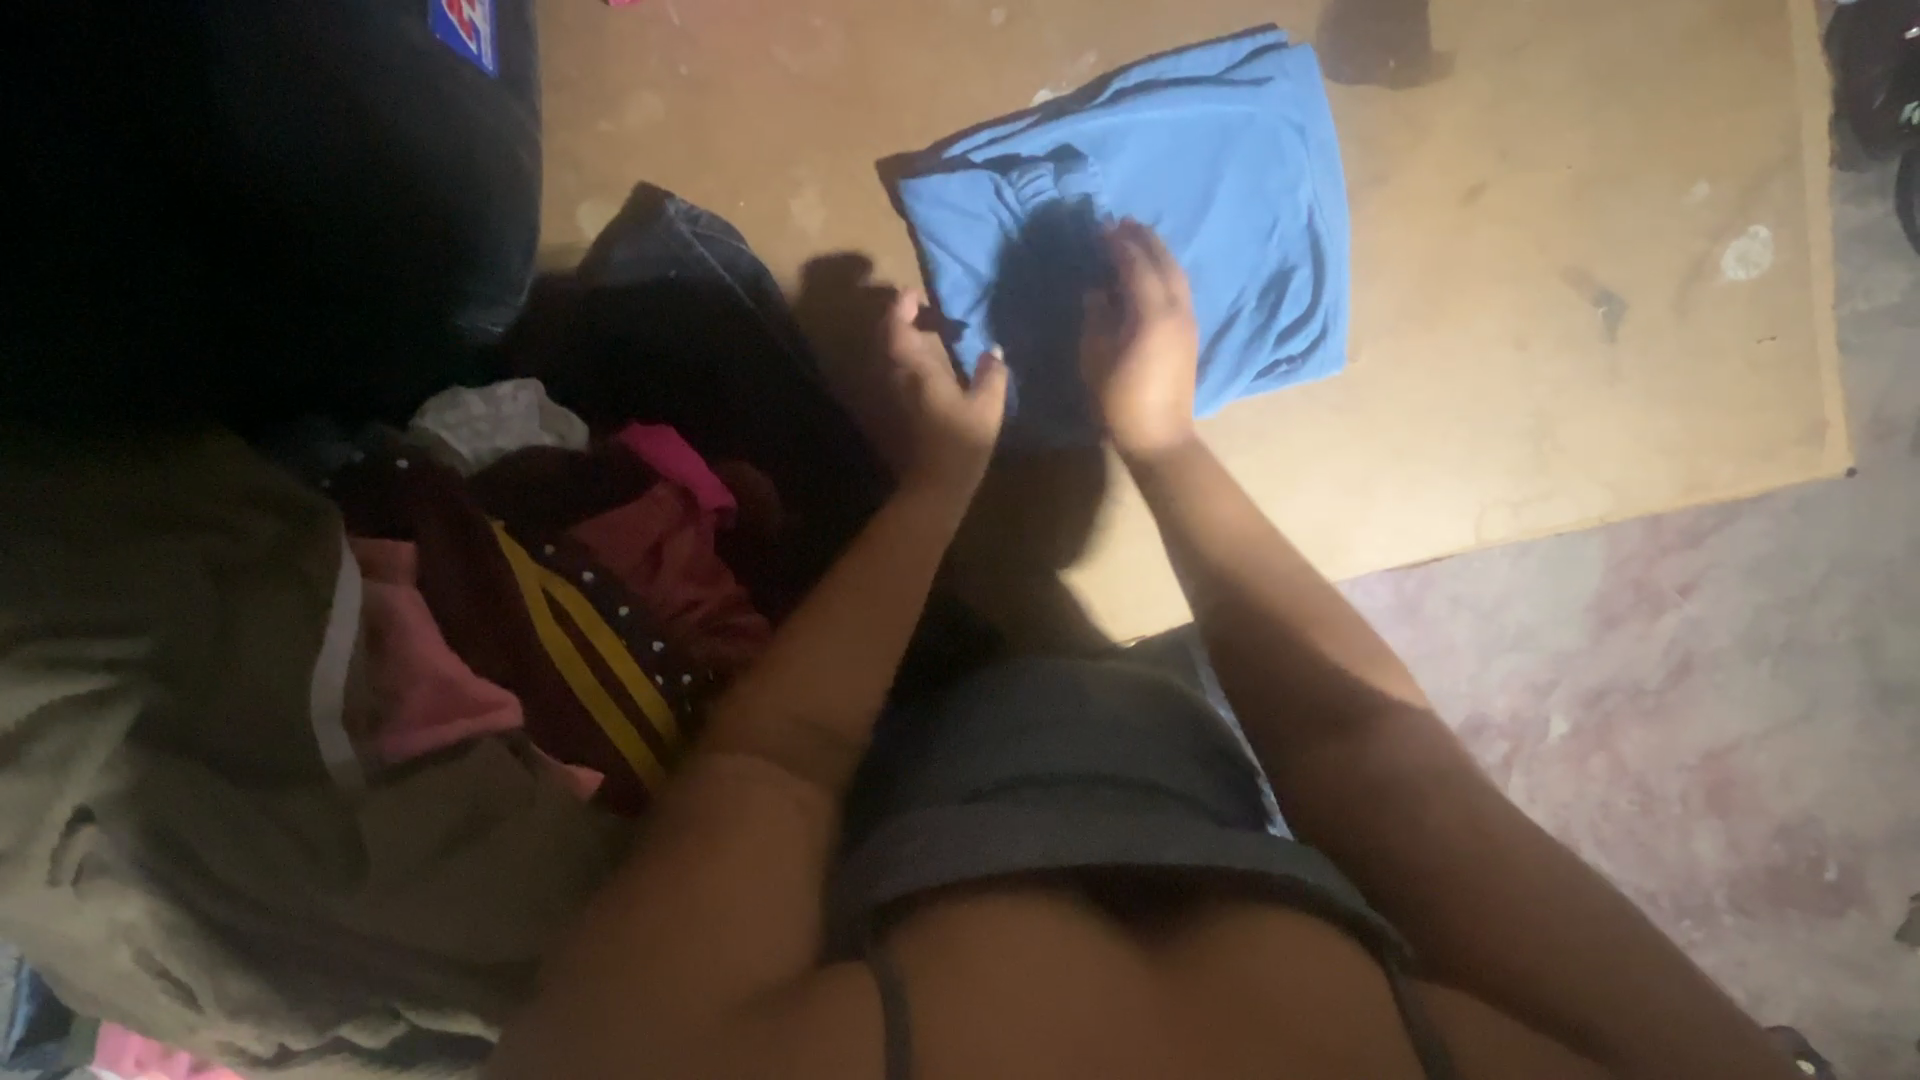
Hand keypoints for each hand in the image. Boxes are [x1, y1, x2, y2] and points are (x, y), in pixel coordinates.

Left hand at [877, 289, 1008, 498]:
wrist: (935, 484)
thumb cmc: (962, 443)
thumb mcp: (987, 407)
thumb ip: (992, 374)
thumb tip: (993, 350)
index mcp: (916, 369)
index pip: (898, 326)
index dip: (903, 306)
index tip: (917, 295)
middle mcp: (897, 377)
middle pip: (888, 337)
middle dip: (901, 319)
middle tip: (925, 311)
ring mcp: (893, 395)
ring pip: (890, 356)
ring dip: (904, 340)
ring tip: (930, 334)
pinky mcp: (895, 411)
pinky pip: (896, 373)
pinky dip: (907, 361)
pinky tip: (930, 366)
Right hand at [1079, 220, 1199, 459]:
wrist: (1159, 435)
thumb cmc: (1120, 401)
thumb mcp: (1096, 358)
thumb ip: (1096, 318)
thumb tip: (1097, 291)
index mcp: (1151, 313)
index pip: (1136, 264)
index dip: (1118, 244)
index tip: (1101, 228)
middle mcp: (1176, 309)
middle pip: (1164, 261)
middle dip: (1143, 239)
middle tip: (1122, 223)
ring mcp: (1188, 320)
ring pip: (1177, 273)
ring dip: (1158, 252)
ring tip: (1137, 240)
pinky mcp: (1190, 333)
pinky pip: (1180, 288)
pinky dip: (1165, 271)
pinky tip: (1151, 273)